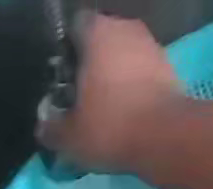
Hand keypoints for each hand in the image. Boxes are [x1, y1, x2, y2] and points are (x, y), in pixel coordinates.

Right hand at [38, 14, 185, 172]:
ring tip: (104, 112)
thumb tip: (43, 124)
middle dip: (89, 66)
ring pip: (122, 57)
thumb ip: (50, 127)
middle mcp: (125, 28)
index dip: (66, 52)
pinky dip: (132, 89)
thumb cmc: (109, 127)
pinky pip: (141, 74)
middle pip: (100, 41)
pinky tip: (126, 116)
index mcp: (97, 33)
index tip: (62, 80)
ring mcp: (151, 45)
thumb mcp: (68, 137)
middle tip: (80, 100)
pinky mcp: (169, 68)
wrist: (165, 137)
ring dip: (112, 78)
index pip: (75, 26)